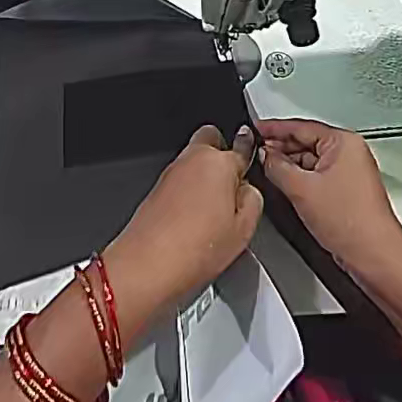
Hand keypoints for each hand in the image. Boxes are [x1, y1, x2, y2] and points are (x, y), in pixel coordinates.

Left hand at [103, 125, 263, 329]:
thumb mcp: (244, 229)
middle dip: (221, 149)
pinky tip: (195, 216)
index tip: (250, 147)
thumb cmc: (191, 248)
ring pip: (193, 158)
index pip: (240, 146)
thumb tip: (248, 192)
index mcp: (219, 163)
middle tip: (232, 178)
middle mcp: (191, 160)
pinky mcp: (157, 187)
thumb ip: (253, 200)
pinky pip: (180, 178)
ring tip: (215, 207)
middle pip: (210, 137)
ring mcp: (171, 172)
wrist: (148, 264)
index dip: (248, 149)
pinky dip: (188, 188)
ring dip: (204, 172)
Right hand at [259, 118, 401, 276]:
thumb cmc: (353, 223)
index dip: (273, 128)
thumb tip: (264, 155)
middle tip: (256, 152)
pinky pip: (316, 175)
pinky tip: (285, 185)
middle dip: (279, 148)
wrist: (373, 255)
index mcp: (344, 142)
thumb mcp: (300, 188)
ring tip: (267, 170)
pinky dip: (299, 178)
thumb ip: (275, 165)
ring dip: (288, 165)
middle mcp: (350, 153)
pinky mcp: (345, 189)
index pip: (300, 126)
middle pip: (305, 141)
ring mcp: (349, 171)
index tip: (255, 129)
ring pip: (309, 159)